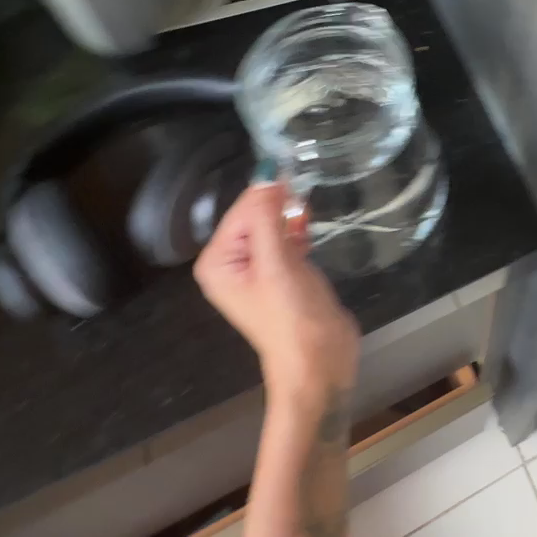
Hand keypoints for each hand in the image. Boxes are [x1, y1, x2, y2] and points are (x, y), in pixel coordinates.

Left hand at [194, 185, 359, 403]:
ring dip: (291, 216)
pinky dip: (298, 229)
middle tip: (305, 207)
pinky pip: (285, 237)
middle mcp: (232, 261)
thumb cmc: (291, 315)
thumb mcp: (277, 263)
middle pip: (255, 214)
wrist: (318, 361)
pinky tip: (310, 232)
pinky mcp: (282, 273)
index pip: (241, 209)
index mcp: (218, 261)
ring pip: (273, 223)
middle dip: (280, 205)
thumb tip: (267, 175)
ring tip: (308, 222)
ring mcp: (257, 268)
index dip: (269, 194)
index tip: (298, 182)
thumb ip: (267, 218)